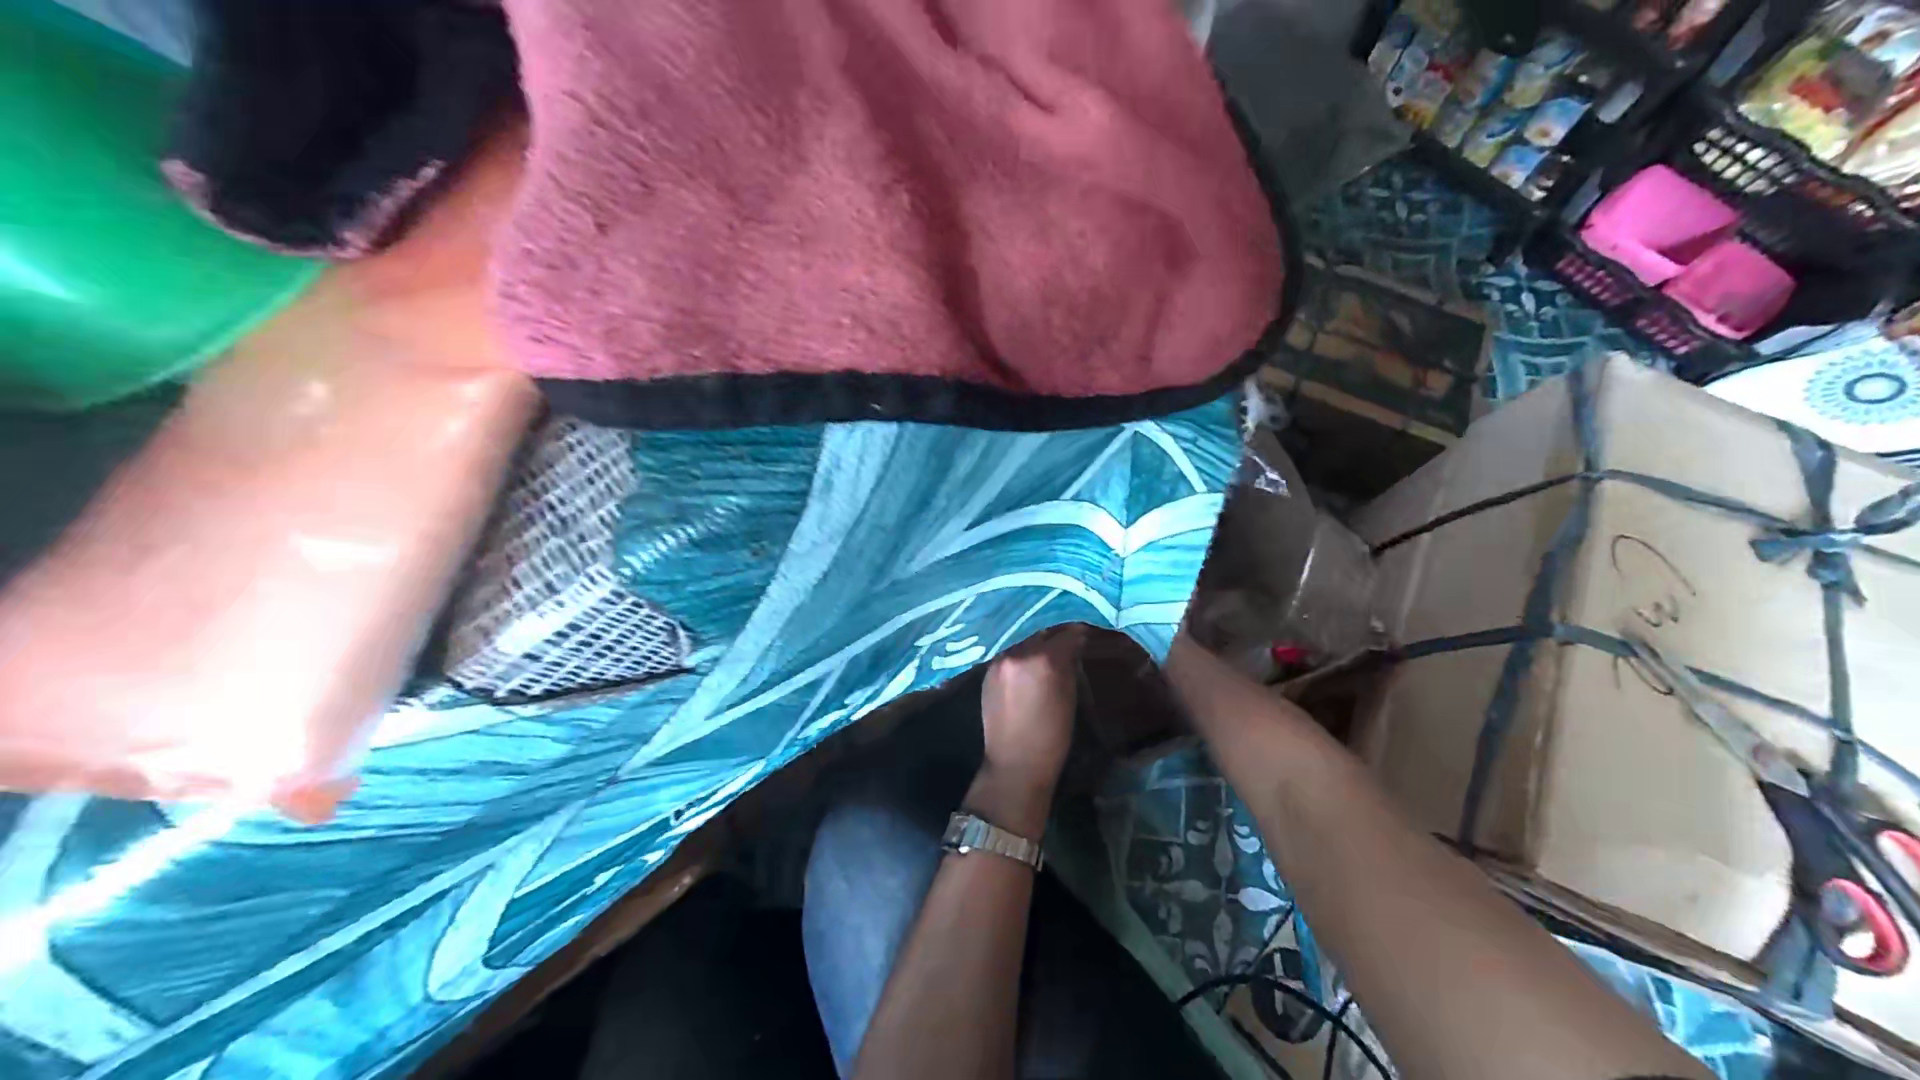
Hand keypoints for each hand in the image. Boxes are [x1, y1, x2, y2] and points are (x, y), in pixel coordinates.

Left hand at [977, 625, 1083, 803]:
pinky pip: (1011, 655)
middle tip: (1069, 647)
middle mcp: (1020, 653)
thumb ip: (1070, 667)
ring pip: (1025, 643)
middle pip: (1044, 635)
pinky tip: (1028, 670)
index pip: (1067, 635)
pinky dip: (1022, 658)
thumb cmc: (1053, 737)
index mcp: (1045, 660)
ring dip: (1038, 647)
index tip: (1086, 639)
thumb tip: (1073, 648)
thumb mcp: (1070, 698)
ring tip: (1048, 658)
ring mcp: (1001, 661)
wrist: (1015, 762)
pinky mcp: (988, 671)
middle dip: (1057, 639)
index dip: (1079, 635)